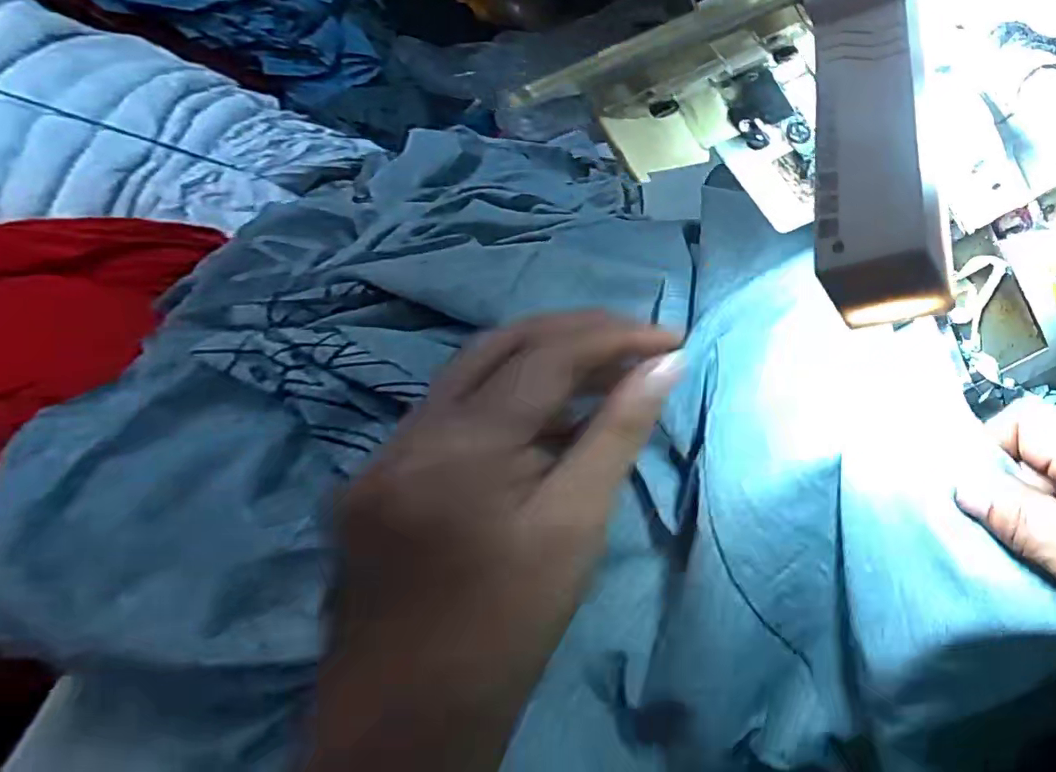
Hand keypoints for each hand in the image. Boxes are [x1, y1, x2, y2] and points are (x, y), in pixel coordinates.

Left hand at [307, 312, 683, 771]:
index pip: (546, 357)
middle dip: (580, 331)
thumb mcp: (580, 520)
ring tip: (612, 365)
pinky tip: (557, 410)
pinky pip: (458, 407)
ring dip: (547, 356)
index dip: (616, 336)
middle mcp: (407, 436)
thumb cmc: (511, 623)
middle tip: (642, 340)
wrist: (409, 724)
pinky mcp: (381, 475)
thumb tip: (668, 363)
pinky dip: (515, 393)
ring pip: (475, 369)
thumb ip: (621, 429)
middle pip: (503, 344)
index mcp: (457, 450)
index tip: (673, 340)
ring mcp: (384, 454)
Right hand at [955, 404, 1055, 689]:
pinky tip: (1037, 565)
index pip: (1021, 425)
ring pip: (1044, 488)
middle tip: (978, 537)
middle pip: (1030, 456)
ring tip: (1005, 556)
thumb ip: (1017, 517)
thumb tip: (961, 487)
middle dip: (1002, 493)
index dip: (986, 453)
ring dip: (1022, 519)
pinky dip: (1046, 535)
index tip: (961, 499)